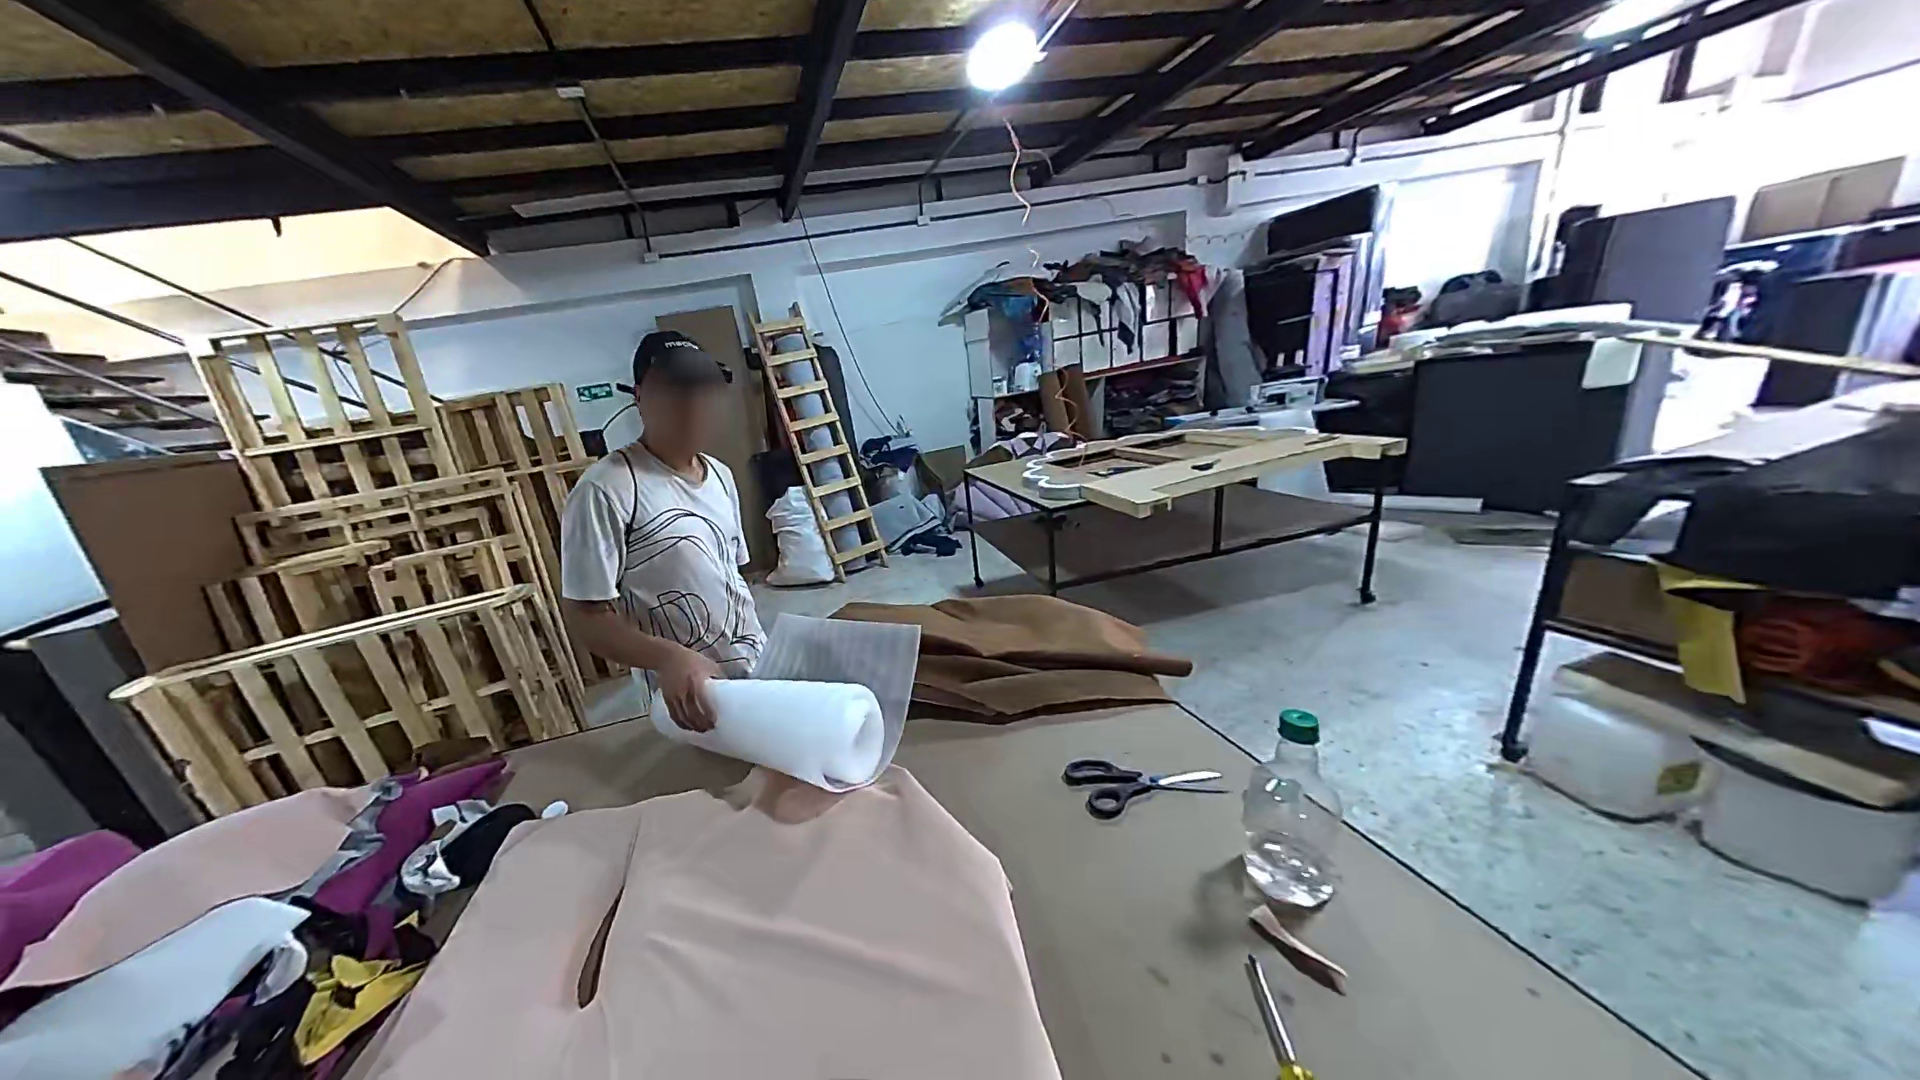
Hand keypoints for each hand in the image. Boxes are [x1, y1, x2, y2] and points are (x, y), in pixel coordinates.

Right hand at [657, 646, 721, 731]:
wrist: (668, 658)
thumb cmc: (692, 660)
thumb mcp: (709, 665)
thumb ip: (718, 677)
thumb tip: (731, 688)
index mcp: (696, 681)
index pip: (702, 702)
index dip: (708, 714)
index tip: (716, 721)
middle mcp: (684, 691)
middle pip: (692, 713)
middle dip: (701, 724)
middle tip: (711, 729)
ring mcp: (674, 696)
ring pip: (683, 717)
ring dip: (692, 726)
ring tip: (702, 731)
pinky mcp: (667, 699)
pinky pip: (674, 715)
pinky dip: (681, 723)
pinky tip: (688, 727)